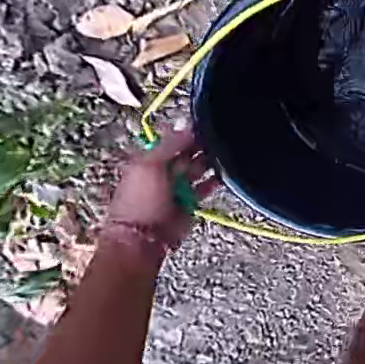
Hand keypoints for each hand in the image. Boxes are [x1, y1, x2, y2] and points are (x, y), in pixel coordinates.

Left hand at [102, 127, 217, 261]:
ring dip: (211, 161)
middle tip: (220, 139)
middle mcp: (164, 171)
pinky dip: (215, 180)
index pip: (173, 139)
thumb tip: (186, 124)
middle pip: (188, 152)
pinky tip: (224, 174)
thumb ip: (170, 145)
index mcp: (149, 159)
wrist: (143, 239)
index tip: (208, 125)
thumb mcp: (150, 166)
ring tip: (225, 155)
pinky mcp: (190, 200)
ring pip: (199, 167)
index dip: (189, 132)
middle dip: (203, 145)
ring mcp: (177, 186)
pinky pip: (206, 186)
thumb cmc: (139, 202)